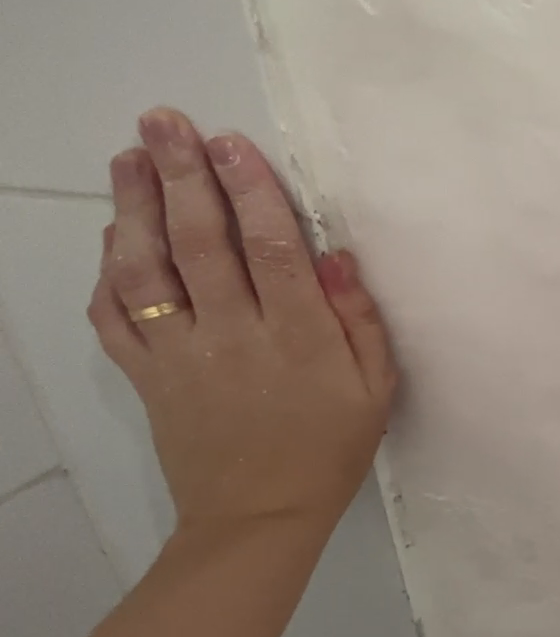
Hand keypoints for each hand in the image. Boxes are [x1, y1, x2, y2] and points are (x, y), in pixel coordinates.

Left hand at [90, 108, 395, 537]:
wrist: (260, 513)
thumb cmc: (334, 443)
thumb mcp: (376, 385)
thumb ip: (359, 320)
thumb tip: (336, 257)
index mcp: (297, 336)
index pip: (270, 250)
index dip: (250, 192)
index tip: (231, 144)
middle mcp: (230, 335)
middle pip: (200, 244)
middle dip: (181, 178)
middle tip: (163, 123)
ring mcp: (178, 354)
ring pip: (146, 270)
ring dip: (133, 209)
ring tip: (128, 158)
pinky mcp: (145, 374)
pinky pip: (113, 316)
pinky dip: (106, 271)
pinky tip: (112, 234)